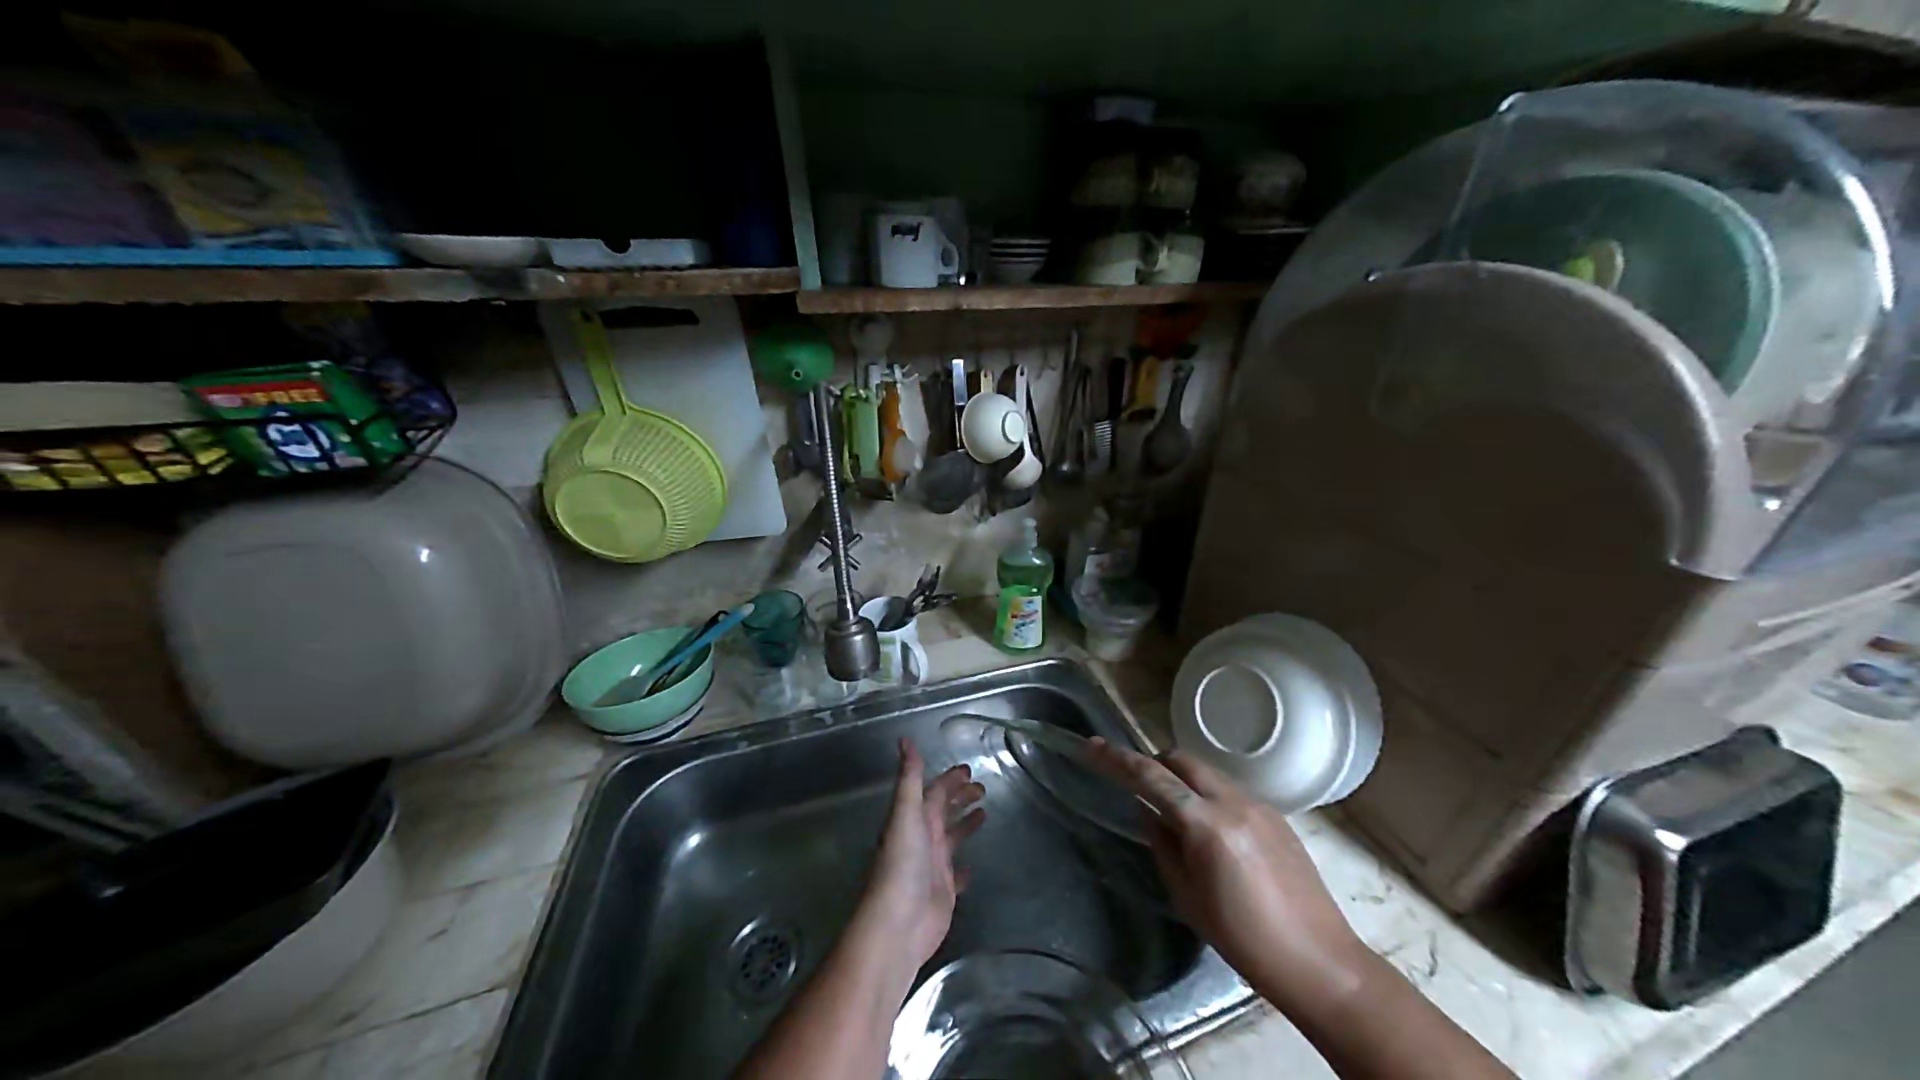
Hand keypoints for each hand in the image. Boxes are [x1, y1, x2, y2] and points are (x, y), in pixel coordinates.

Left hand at [857, 739, 985, 968]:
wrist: (898, 923)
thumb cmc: (902, 864)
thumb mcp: (905, 813)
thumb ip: (908, 777)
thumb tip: (904, 739)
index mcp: (915, 818)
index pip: (935, 791)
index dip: (951, 779)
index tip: (969, 769)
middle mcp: (923, 838)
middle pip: (943, 811)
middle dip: (961, 797)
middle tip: (984, 788)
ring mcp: (932, 865)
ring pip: (951, 838)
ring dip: (965, 824)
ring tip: (985, 814)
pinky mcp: (943, 892)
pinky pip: (956, 874)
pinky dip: (964, 867)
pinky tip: (973, 865)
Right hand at [1087, 738, 1368, 1009]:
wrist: (1319, 961)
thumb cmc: (1242, 939)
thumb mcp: (1187, 896)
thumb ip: (1162, 844)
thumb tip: (1147, 812)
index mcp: (1207, 825)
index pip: (1152, 778)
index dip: (1118, 760)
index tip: (1093, 746)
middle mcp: (1234, 802)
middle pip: (1182, 760)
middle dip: (1154, 763)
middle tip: (1137, 786)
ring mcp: (1259, 805)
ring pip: (1207, 772)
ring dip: (1182, 779)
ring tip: (1175, 815)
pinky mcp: (1277, 816)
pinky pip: (1229, 790)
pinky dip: (1207, 795)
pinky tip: (1209, 831)